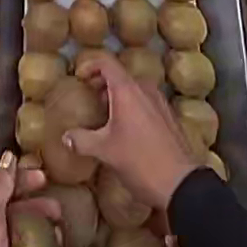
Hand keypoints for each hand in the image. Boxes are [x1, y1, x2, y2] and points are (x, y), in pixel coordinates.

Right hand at [62, 51, 201, 209]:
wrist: (182, 184)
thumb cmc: (139, 160)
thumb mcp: (105, 151)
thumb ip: (82, 140)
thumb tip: (65, 137)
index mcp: (127, 89)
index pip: (106, 62)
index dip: (90, 65)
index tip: (79, 78)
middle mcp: (145, 89)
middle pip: (120, 75)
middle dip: (102, 83)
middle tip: (90, 98)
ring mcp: (160, 102)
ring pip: (134, 88)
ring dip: (118, 96)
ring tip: (106, 116)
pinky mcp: (169, 116)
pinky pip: (146, 101)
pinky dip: (133, 106)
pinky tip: (128, 130)